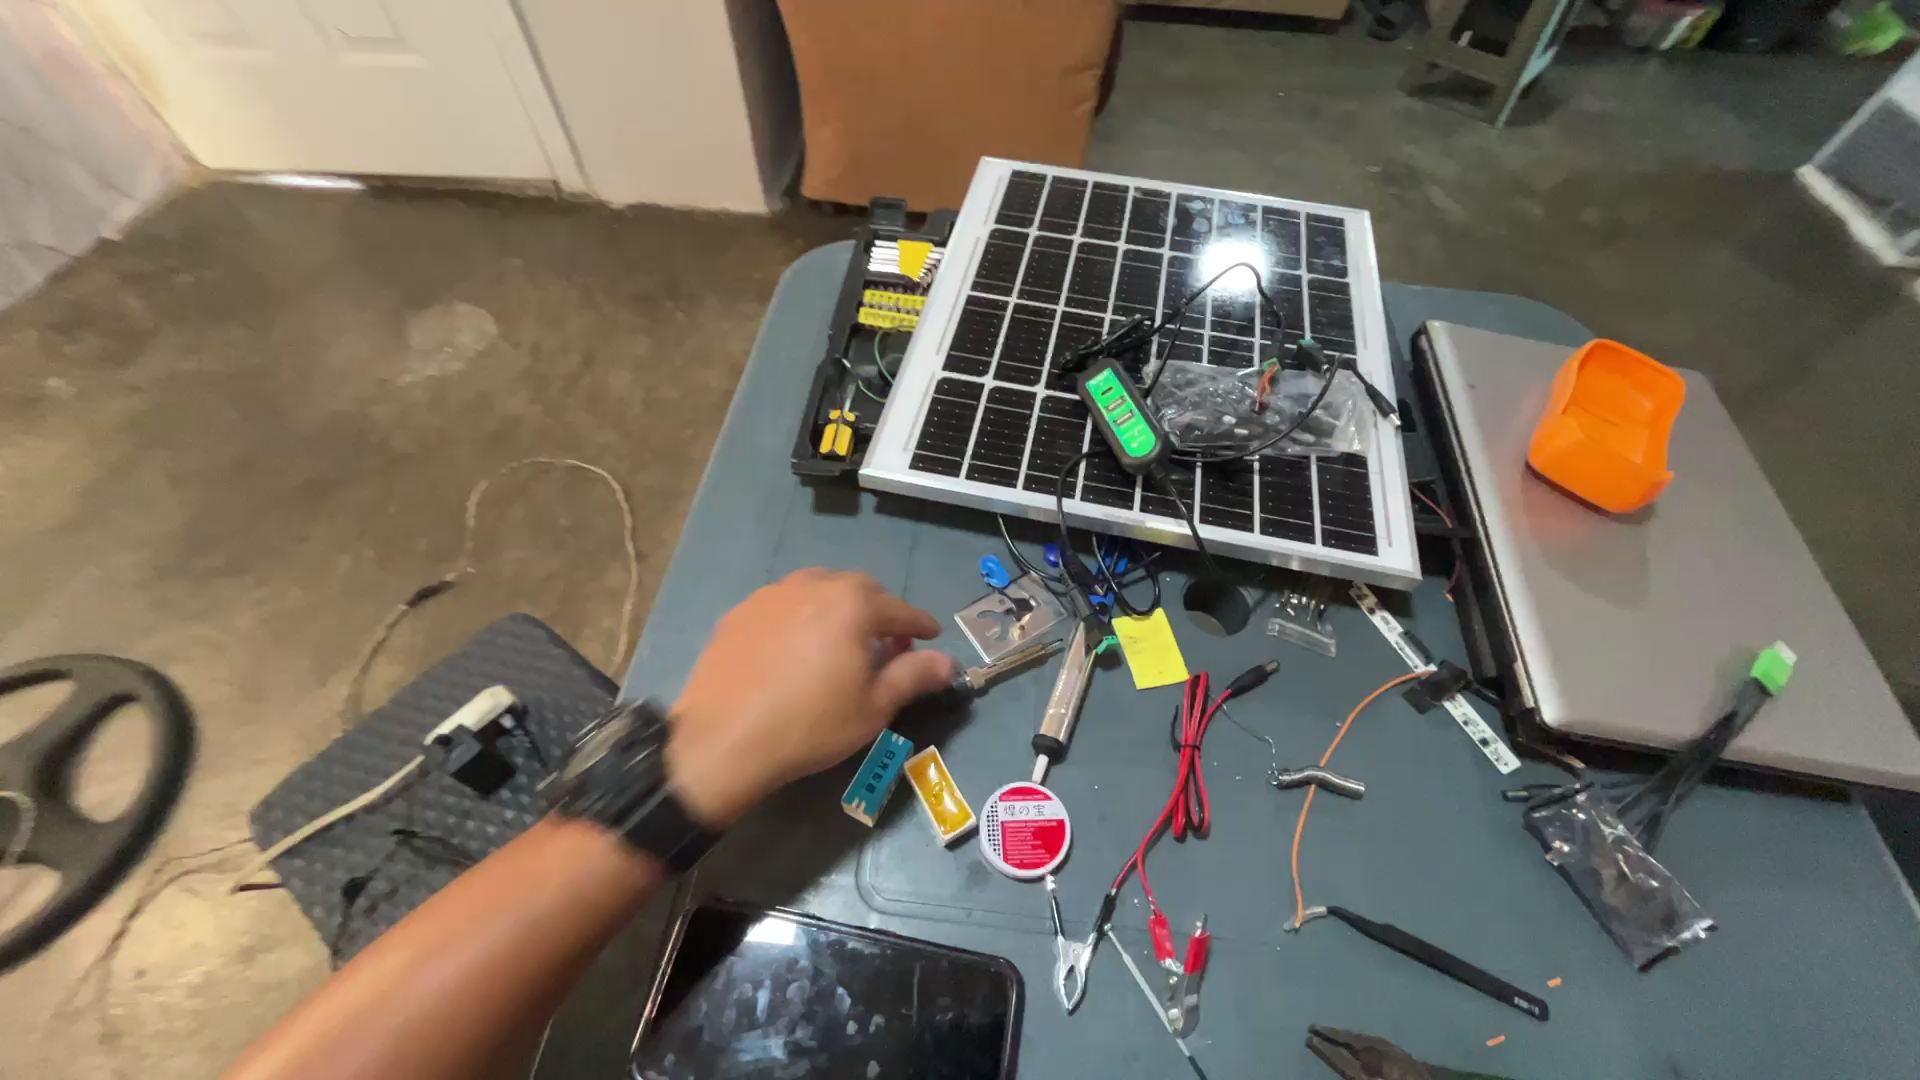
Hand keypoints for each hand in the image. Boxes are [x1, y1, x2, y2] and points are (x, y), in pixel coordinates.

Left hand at [664, 570, 954, 827]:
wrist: (722, 740)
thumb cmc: (811, 724)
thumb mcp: (874, 706)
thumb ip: (914, 676)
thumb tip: (948, 661)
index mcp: (853, 603)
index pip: (901, 610)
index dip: (921, 625)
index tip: (932, 635)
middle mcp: (814, 585)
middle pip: (860, 591)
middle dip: (880, 613)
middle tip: (888, 644)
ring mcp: (772, 595)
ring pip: (819, 592)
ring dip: (839, 610)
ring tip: (841, 642)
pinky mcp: (741, 612)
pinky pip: (785, 605)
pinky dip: (802, 618)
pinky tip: (796, 648)